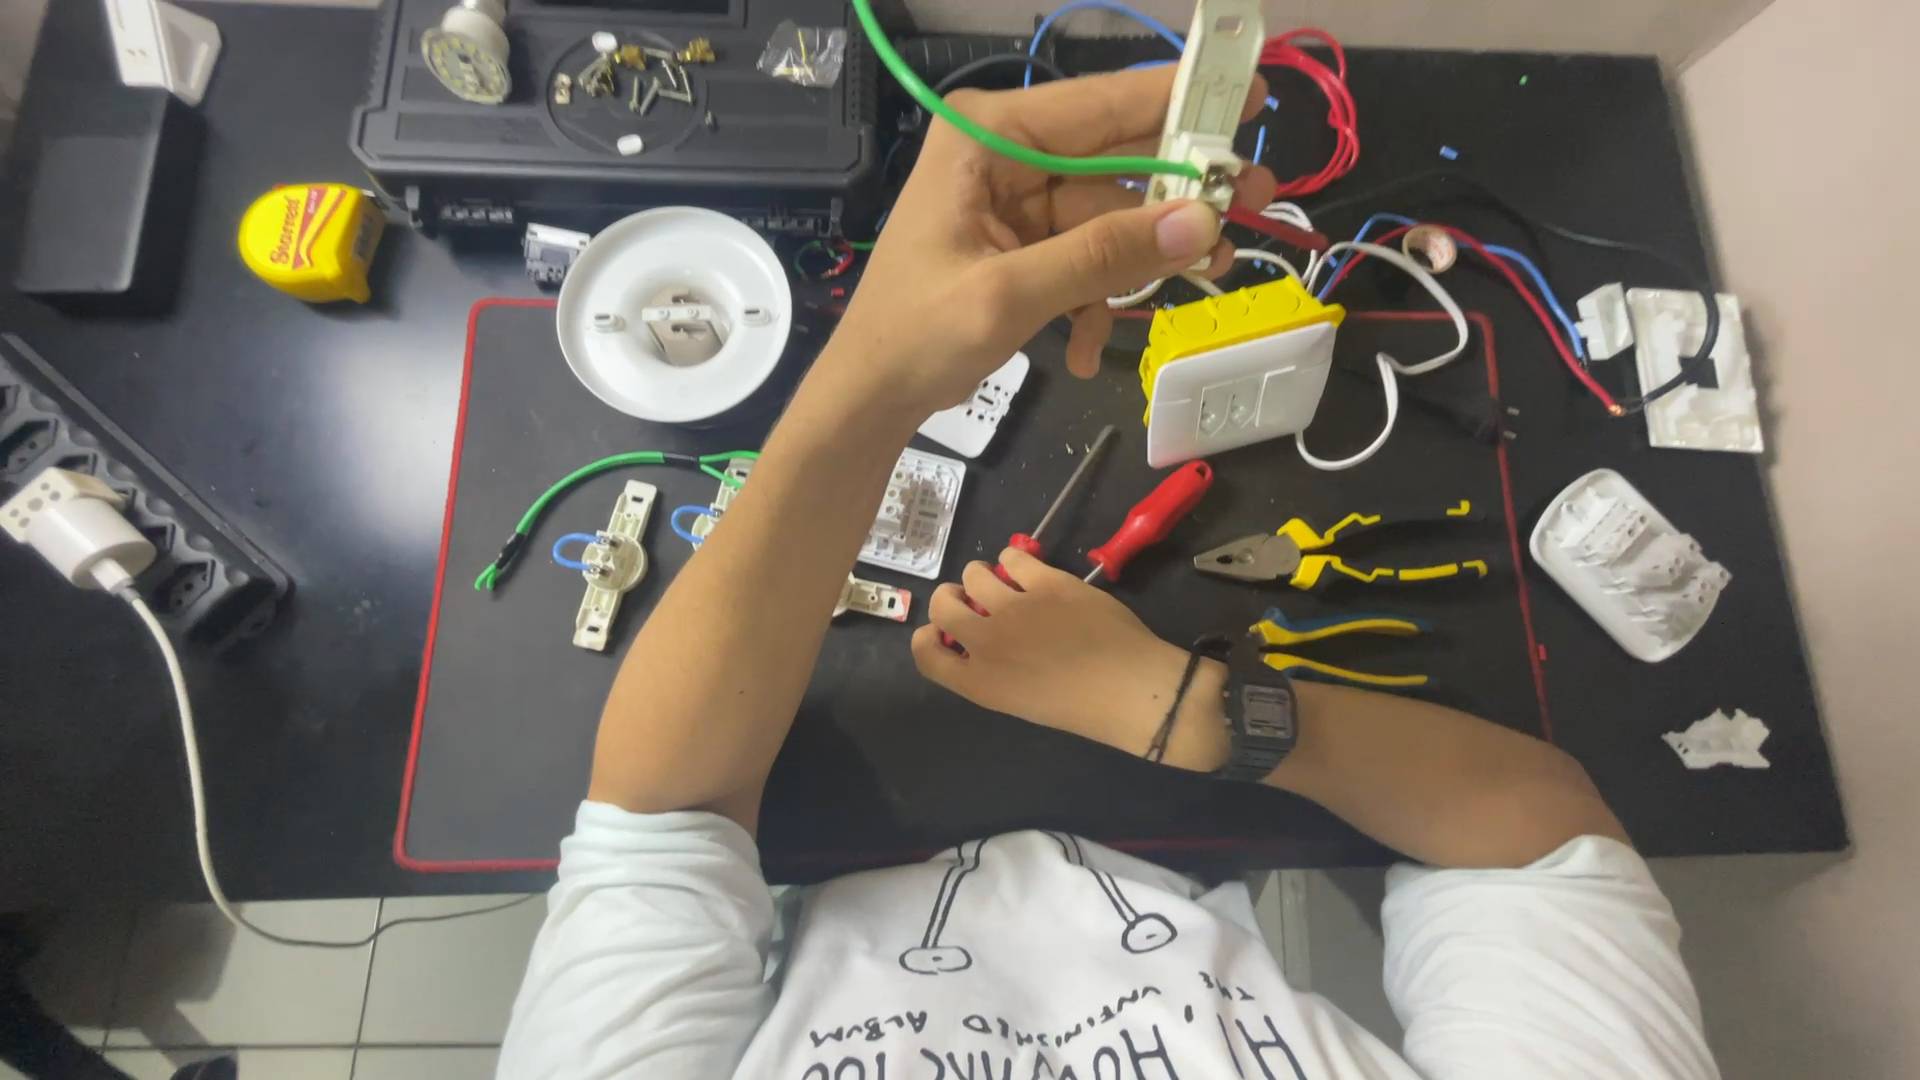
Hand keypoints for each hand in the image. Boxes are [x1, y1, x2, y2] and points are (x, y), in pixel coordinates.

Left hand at [823, 67, 1277, 415]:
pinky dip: (1092, 303)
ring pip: (1106, 220)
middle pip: (1114, 162)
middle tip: (1253, 204)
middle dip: (1176, 195)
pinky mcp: (1019, 249)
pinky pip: (1080, 262)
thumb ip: (1103, 256)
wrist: (873, 394)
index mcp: (989, 138)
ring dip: (1138, 266)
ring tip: (1200, 284)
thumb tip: (1200, 223)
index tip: (1250, 99)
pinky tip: (1087, 352)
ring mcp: (1014, 206)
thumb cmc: (918, 336)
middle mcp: (1006, 157)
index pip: (1101, 107)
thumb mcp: (1010, 294)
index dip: (1180, 103)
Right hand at [911, 548, 1229, 769]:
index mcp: (979, 682)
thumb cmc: (1079, 707)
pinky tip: (1027, 571)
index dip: (927, 636)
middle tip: (973, 600)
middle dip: (952, 597)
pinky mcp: (1046, 581)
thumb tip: (978, 637)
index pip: (925, 652)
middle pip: (942, 603)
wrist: (1131, 688)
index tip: (943, 632)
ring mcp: (1015, 607)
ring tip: (1004, 583)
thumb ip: (989, 671)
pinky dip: (1013, 561)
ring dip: (982, 576)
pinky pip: (1012, 556)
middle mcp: (987, 642)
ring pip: (973, 572)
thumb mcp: (1019, 701)